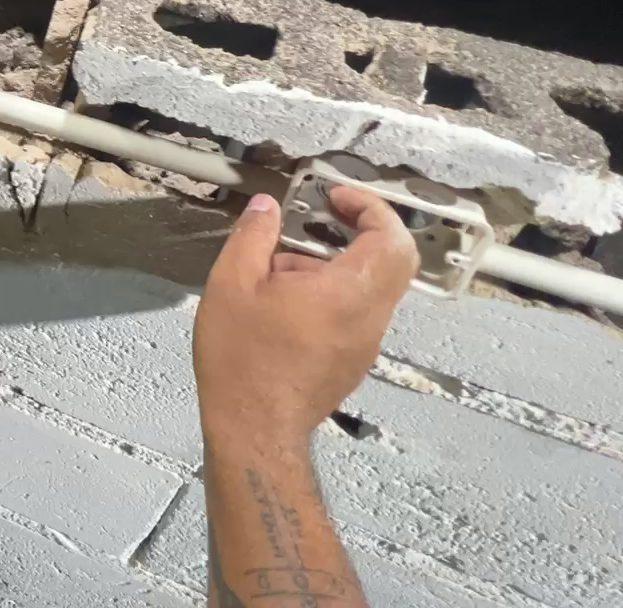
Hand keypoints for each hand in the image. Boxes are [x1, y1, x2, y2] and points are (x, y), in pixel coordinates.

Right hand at [193, 185, 417, 447]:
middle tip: (318, 216)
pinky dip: (329, 290)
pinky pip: (355, 311)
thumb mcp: (231, 282)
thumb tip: (268, 206)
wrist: (253, 426)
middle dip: (357, 229)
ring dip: (332, 263)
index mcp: (347, 293)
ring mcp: (365, 343)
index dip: (371, 207)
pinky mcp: (352, 360)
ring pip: (368, 286)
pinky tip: (281, 303)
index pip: (391, 239)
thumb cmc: (242, 353)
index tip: (336, 196)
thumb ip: (253, 236)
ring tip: (275, 270)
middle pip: (390, 260)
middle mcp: (369, 317)